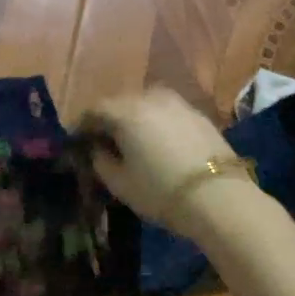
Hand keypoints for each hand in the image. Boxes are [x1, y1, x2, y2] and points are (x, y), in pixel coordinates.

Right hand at [81, 88, 247, 236]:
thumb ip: (100, 161)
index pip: (94, 110)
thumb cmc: (158, 191)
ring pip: (146, 103)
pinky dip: (155, 121)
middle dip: (108, 118)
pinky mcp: (198, 114)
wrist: (217, 196)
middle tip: (102, 140)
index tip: (77, 140)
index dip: (82, 125)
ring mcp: (178, 103)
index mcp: (126, 113)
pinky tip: (156, 141)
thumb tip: (96, 149)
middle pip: (120, 102)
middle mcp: (150, 99)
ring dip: (133, 116)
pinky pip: (166, 111)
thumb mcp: (118, 183)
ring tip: (130, 139)